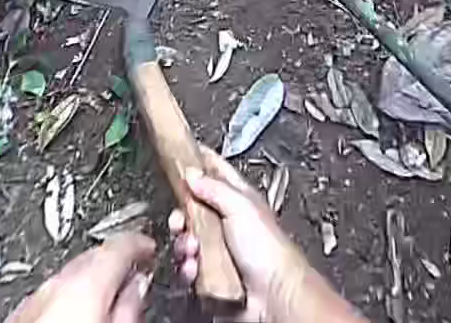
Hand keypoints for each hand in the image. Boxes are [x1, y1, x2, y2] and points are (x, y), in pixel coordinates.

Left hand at [5, 234, 154, 322]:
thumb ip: (131, 308)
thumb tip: (137, 289)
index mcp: (87, 283)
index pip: (120, 245)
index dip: (140, 245)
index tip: (148, 251)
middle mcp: (55, 286)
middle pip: (92, 258)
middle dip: (112, 265)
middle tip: (131, 278)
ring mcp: (31, 305)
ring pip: (67, 280)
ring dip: (87, 285)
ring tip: (104, 307)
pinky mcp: (17, 321)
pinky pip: (47, 302)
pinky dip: (63, 306)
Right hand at [169, 150, 366, 322]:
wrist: (272, 293)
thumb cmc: (266, 246)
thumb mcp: (240, 206)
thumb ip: (215, 188)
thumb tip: (192, 171)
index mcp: (237, 196)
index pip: (216, 170)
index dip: (200, 161)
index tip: (182, 155)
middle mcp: (226, 219)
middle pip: (194, 208)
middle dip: (181, 214)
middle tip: (178, 220)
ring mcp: (218, 247)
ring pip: (188, 238)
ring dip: (184, 243)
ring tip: (191, 248)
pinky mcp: (210, 273)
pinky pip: (189, 266)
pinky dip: (187, 267)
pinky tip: (193, 268)